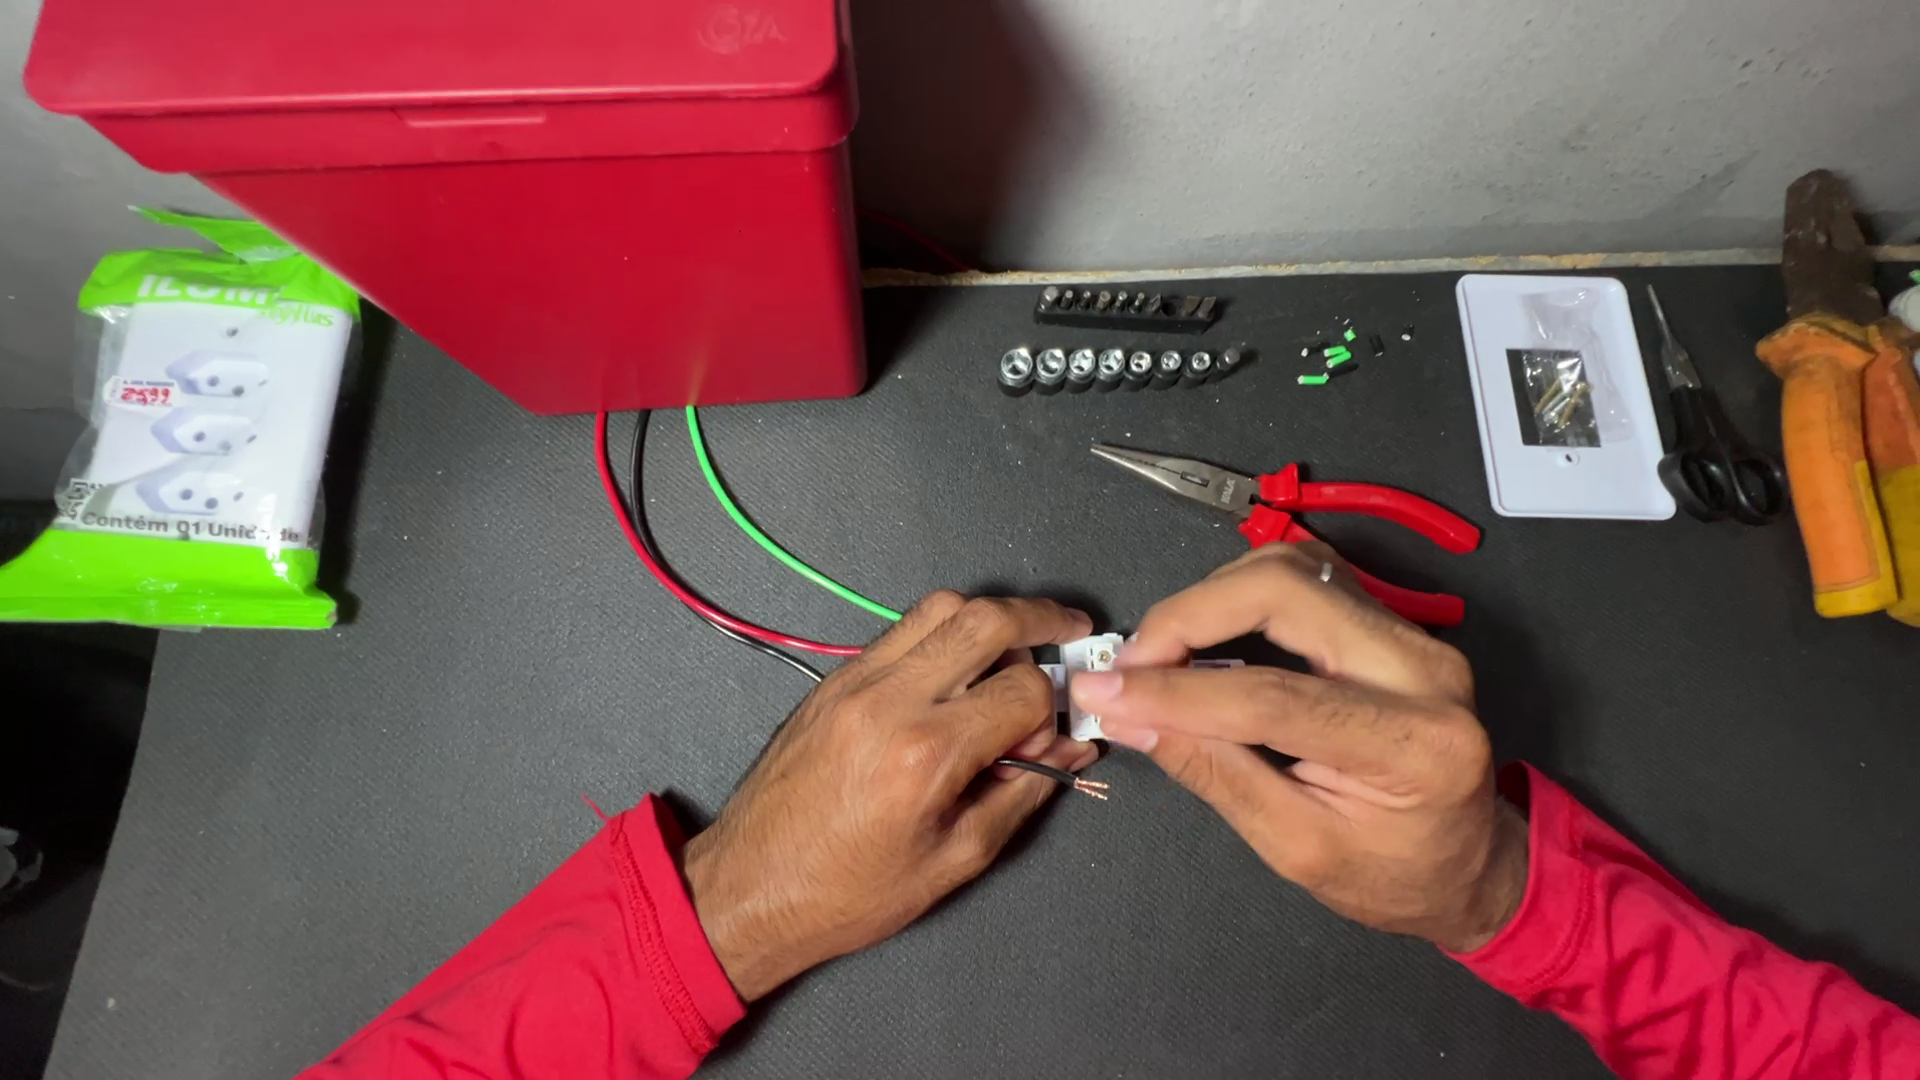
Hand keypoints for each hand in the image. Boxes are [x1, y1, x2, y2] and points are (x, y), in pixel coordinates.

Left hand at [683, 592, 1096, 1000]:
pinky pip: (905, 628)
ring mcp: (858, 676)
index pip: (1023, 691)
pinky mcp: (838, 674)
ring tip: (1018, 644)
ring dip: (991, 615)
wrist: (749, 884)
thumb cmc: (854, 891)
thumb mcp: (956, 859)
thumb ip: (1022, 792)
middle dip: (1042, 618)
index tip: (1056, 727)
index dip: (1055, 706)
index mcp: (926, 752)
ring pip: (942, 607)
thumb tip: (1070, 745)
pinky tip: (961, 663)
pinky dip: (946, 631)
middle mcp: (892, 696)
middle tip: (1072, 630)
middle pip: (985, 620)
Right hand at [1069, 544, 1527, 952]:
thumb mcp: (1295, 846)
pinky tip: (1207, 626)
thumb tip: (1128, 717)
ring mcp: (1407, 632)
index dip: (1175, 691)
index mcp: (1413, 746)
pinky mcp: (1384, 617)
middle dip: (1187, 616)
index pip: (1271, 697)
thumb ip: (1213, 771)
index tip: (1102, 691)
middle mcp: (1422, 667)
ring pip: (1289, 566)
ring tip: (1162, 650)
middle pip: (1285, 590)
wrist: (1469, 861)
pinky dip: (1235, 589)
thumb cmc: (1389, 874)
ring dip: (1207, 598)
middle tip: (1132, 662)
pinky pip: (1300, 571)